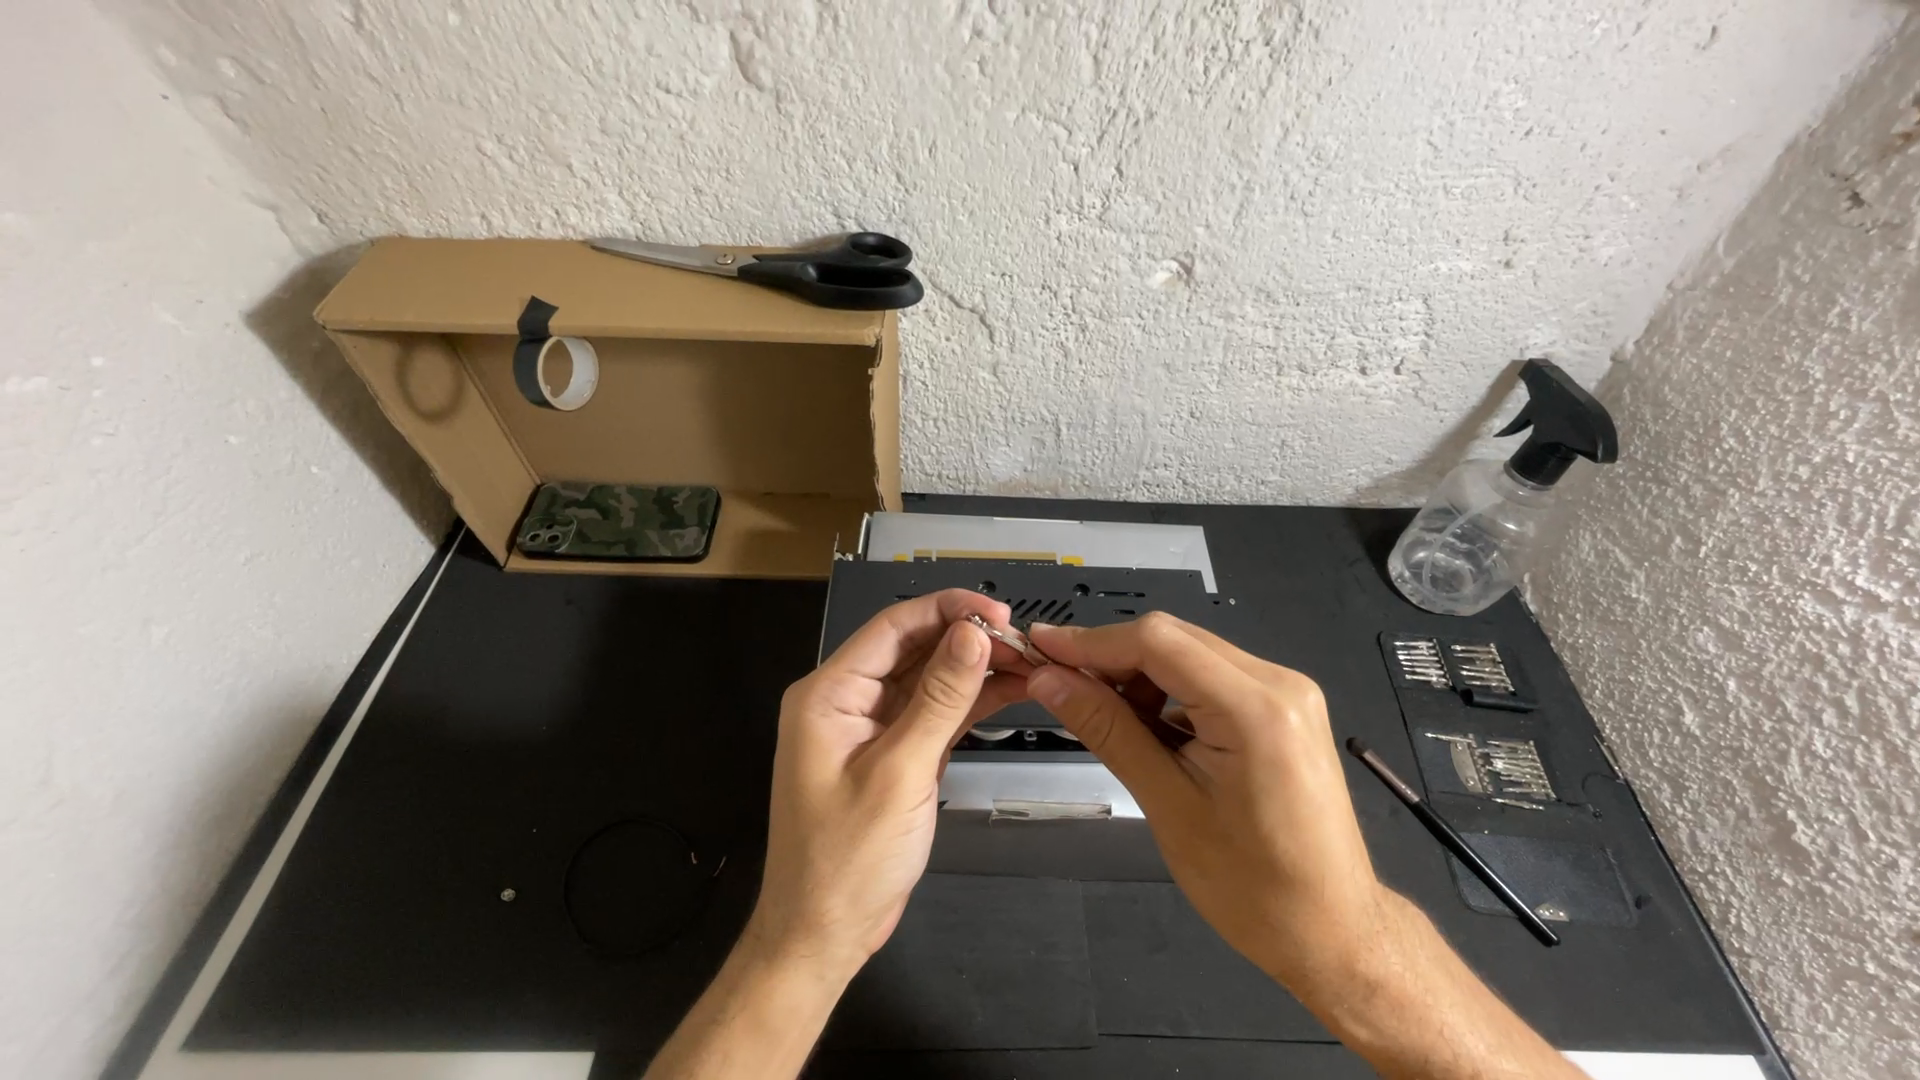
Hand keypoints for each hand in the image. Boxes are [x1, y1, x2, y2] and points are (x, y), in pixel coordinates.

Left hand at [745, 590, 1030, 976]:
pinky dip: (971, 703)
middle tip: (1025, 642)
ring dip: (976, 670)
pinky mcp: (896, 752)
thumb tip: (974, 634)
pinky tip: (1011, 691)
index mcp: (829, 693)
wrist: (825, 933)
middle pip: (914, 649)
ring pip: (930, 679)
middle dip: (968, 640)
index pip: (892, 627)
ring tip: (1029, 663)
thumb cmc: (848, 858)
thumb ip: (939, 699)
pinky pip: (936, 713)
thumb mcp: (899, 772)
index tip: (999, 612)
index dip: (947, 609)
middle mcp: (848, 700)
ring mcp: (873, 727)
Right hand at [1025, 614, 1381, 990]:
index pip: (1157, 642)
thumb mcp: (1167, 803)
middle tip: (1056, 681)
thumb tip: (1048, 680)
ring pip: (1191, 654)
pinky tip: (1144, 724)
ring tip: (1099, 712)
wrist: (1330, 930)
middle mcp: (1279, 683)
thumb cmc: (1250, 884)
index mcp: (1256, 707)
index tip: (1038, 648)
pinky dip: (1169, 691)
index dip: (1090, 640)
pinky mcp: (1284, 709)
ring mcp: (1287, 693)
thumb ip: (1107, 729)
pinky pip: (1212, 678)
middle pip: (1174, 639)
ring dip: (1138, 674)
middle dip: (1110, 656)